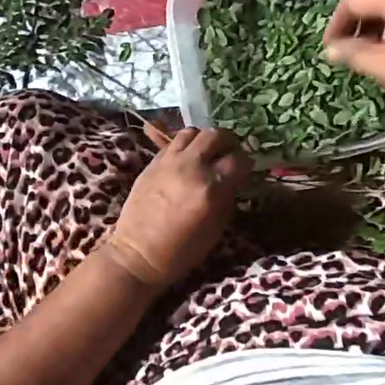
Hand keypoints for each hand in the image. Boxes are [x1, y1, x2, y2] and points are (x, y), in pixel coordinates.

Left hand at [103, 128, 250, 288]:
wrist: (139, 253)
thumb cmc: (182, 250)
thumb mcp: (216, 229)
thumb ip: (227, 199)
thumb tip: (233, 182)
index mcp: (212, 187)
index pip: (239, 159)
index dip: (246, 163)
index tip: (245, 169)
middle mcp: (191, 167)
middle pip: (215, 135)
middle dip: (227, 142)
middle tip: (228, 153)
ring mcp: (169, 161)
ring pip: (191, 132)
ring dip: (202, 140)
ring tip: (205, 153)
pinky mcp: (152, 162)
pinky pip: (172, 143)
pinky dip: (183, 146)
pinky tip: (185, 160)